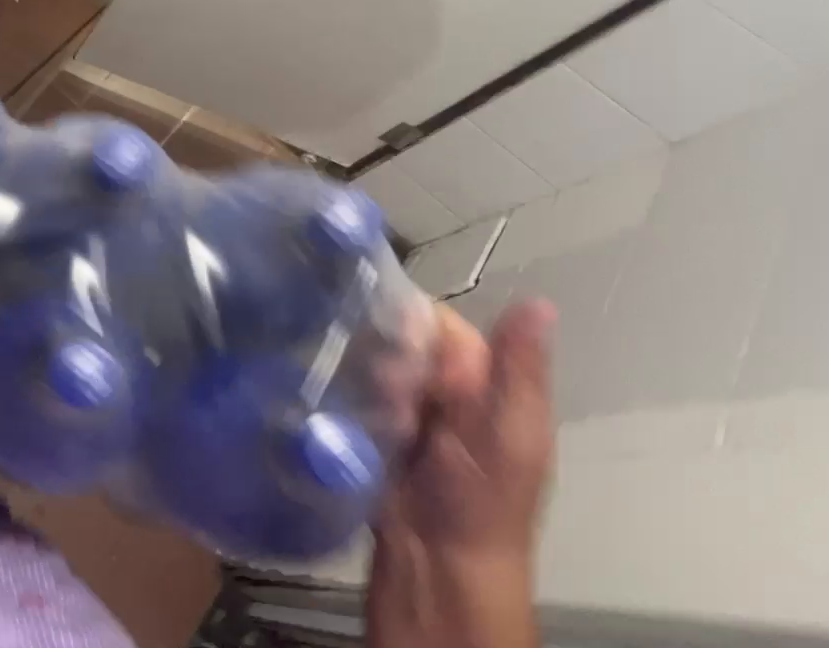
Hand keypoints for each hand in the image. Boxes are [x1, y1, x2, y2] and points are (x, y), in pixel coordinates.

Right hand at [367, 300, 555, 647]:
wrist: (437, 563)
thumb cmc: (485, 501)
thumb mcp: (512, 435)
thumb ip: (518, 371)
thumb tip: (539, 302)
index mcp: (483, 384)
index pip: (442, 325)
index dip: (414, 321)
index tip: (388, 328)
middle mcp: (442, 389)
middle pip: (399, 340)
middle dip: (382, 350)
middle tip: (375, 375)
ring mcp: (400, 409)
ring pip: (369, 363)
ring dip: (358, 372)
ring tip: (352, 390)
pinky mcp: (364, 427)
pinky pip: (347, 391)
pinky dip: (338, 390)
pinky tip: (327, 395)